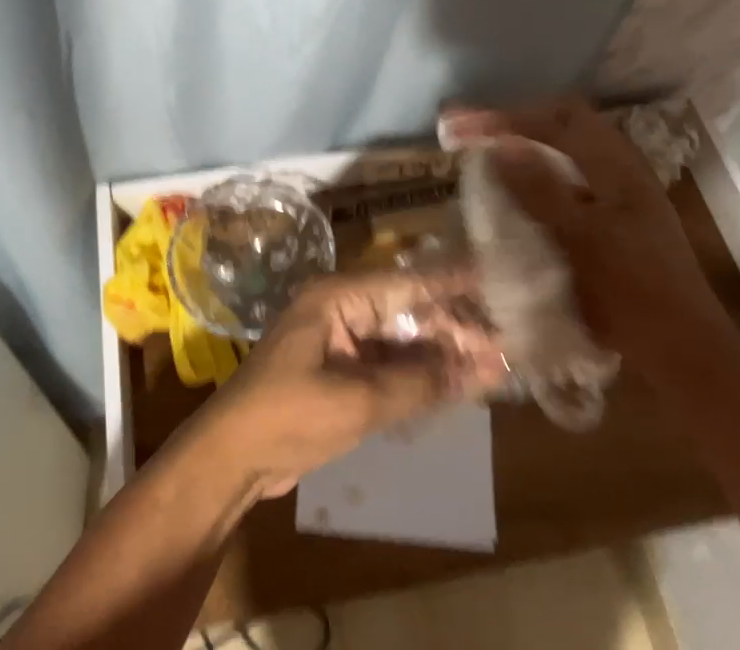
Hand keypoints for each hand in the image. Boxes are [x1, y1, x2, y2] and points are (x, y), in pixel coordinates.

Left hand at [177, 270, 483, 501]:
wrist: (230, 459)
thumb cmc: (287, 416)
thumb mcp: (359, 401)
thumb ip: (421, 382)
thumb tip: (484, 367)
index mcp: (338, 299)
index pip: (409, 282)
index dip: (456, 283)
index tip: (502, 280)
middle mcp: (341, 311)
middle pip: (409, 312)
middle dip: (455, 328)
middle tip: (510, 340)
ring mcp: (339, 344)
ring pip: (402, 341)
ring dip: (441, 354)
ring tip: (495, 364)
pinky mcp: (339, 375)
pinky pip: (389, 366)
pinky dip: (419, 376)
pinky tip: (457, 385)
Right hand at [440, 96, 728, 361]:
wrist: (680, 346)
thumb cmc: (631, 289)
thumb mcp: (580, 238)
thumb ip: (540, 190)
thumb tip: (500, 147)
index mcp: (617, 166)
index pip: (557, 117)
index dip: (506, 117)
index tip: (461, 128)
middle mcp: (622, 171)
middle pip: (565, 126)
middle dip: (517, 126)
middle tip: (475, 137)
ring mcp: (623, 197)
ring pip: (569, 155)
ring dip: (529, 153)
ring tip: (491, 165)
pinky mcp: (618, 224)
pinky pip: (572, 185)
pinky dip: (541, 182)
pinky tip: (520, 205)